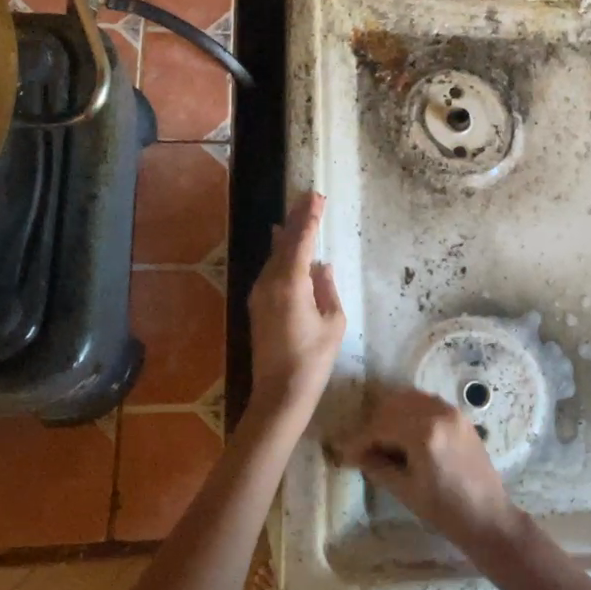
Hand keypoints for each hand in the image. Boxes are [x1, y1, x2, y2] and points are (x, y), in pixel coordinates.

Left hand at [247, 193, 344, 418]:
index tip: (317, 197)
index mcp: (290, 283)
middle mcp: (269, 282)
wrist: (279, 393)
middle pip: (284, 243)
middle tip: (309, 197)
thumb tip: (321, 266)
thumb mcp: (333, 322)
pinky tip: (283, 245)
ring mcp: (259, 294)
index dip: (310, 218)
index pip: (301, 241)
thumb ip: (327, 288)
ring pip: (274, 256)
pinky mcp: (257, 306)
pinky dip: (280, 253)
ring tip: (298, 213)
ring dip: (287, 235)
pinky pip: (270, 270)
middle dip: (297, 219)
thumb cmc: (313, 360)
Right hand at [338, 389, 523, 551]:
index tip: (345, 455)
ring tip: (382, 439)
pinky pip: (427, 403)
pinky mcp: (460, 416)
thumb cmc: (445, 510)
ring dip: (391, 414)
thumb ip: (377, 466)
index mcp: (423, 433)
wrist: (488, 516)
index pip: (380, 426)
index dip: (359, 441)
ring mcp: (452, 411)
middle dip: (373, 423)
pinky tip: (404, 434)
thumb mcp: (405, 490)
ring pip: (410, 399)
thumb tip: (355, 454)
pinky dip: (410, 412)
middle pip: (393, 404)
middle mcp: (438, 413)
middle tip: (363, 447)